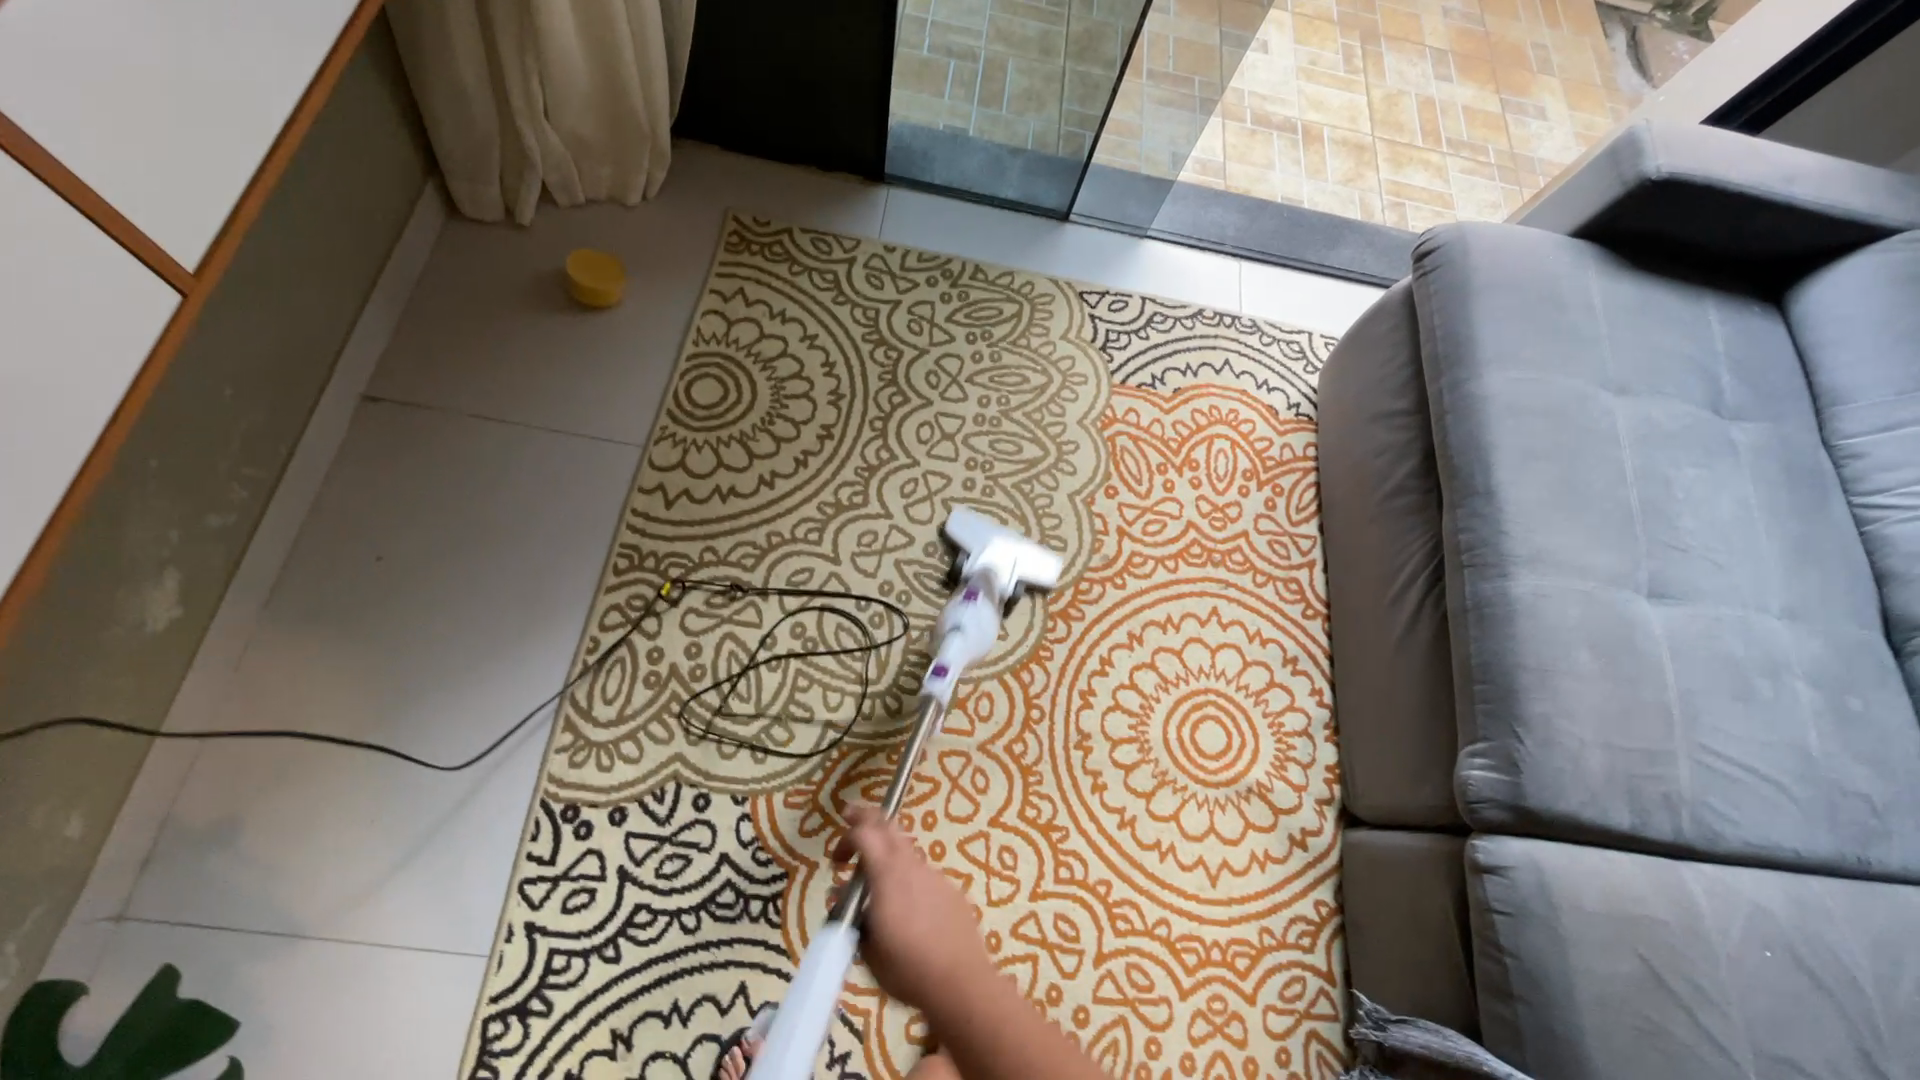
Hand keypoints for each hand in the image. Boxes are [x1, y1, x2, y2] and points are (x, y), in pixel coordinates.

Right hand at [831, 805, 995, 1013]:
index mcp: (887, 875)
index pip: (865, 832)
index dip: (847, 834)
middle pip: (889, 826)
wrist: (961, 983)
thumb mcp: (867, 947)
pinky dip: (910, 880)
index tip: (836, 857)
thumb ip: (852, 916)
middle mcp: (912, 866)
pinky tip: (909, 911)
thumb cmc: (907, 968)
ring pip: (908, 852)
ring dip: (889, 856)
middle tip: (852, 818)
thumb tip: (841, 895)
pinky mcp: (952, 891)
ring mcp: (936, 876)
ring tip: (878, 884)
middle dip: (868, 819)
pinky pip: (925, 876)